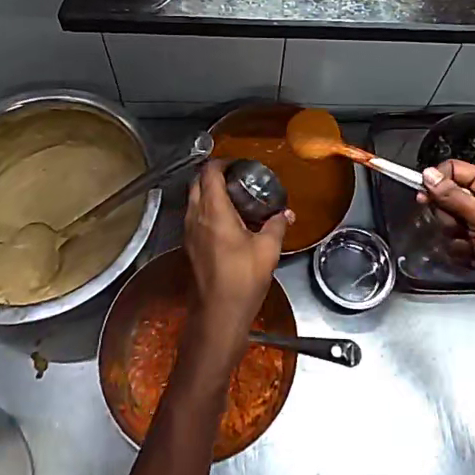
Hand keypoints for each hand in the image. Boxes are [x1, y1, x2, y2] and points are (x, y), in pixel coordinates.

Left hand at [183, 160, 291, 350]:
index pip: (209, 173)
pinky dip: (205, 209)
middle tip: (234, 177)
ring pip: (192, 199)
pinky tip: (224, 220)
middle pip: (197, 183)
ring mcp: (188, 231)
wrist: (218, 312)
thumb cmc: (242, 279)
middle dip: (212, 174)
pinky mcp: (188, 245)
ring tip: (231, 195)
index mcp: (213, 210)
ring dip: (207, 192)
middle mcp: (195, 216)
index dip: (220, 162)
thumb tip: (286, 214)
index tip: (236, 163)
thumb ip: (276, 226)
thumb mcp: (267, 250)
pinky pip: (193, 216)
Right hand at [419, 160, 474, 326]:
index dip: (437, 182)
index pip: (453, 170)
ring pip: (445, 222)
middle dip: (447, 215)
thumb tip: (429, 175)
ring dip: (453, 236)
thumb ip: (452, 195)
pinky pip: (450, 242)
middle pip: (444, 197)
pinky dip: (459, 251)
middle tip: (463, 225)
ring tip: (474, 245)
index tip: (427, 196)